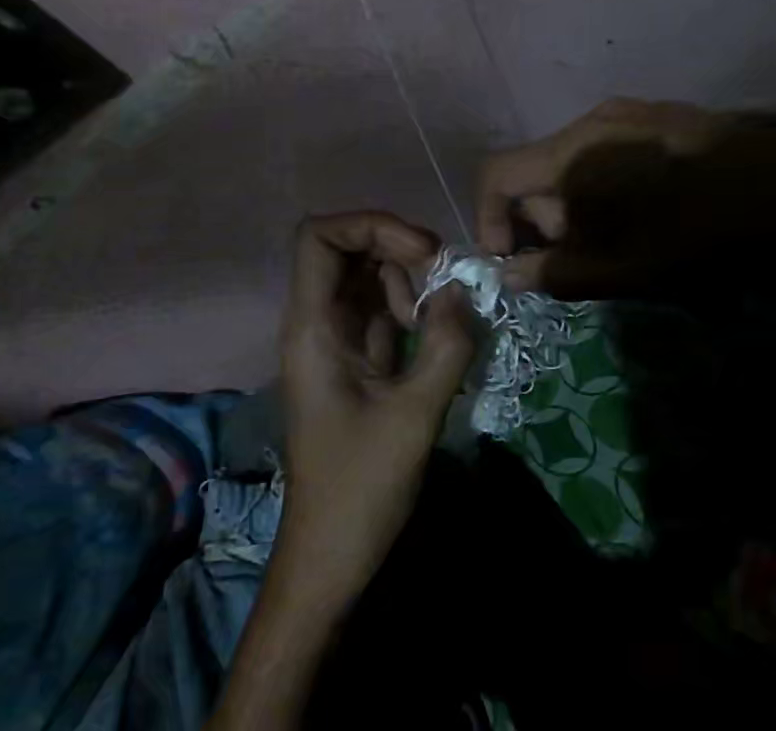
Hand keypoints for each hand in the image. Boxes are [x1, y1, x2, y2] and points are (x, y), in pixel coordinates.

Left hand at [274, 212, 474, 605]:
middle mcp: (316, 323)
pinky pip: (378, 312)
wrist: (331, 550)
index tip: (422, 253)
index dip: (370, 226)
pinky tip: (434, 332)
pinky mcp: (353, 361)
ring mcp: (334, 341)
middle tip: (444, 276)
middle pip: (346, 250)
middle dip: (396, 248)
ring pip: (365, 279)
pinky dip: (408, 309)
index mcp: (311, 326)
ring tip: (439, 315)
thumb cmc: (361, 487)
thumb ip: (444, 346)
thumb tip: (464, 291)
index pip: (319, 236)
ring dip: (407, 281)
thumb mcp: (414, 415)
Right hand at [477, 98, 736, 291]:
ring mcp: (625, 113)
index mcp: (572, 155)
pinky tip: (645, 209)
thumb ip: (555, 274)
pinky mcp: (656, 114)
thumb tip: (508, 274)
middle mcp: (588, 123)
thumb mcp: (626, 271)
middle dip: (544, 221)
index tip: (512, 258)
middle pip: (533, 172)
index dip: (488, 218)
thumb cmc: (705, 234)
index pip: (495, 175)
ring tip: (620, 237)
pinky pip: (601, 150)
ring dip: (574, 205)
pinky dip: (600, 184)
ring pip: (568, 163)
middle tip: (585, 257)